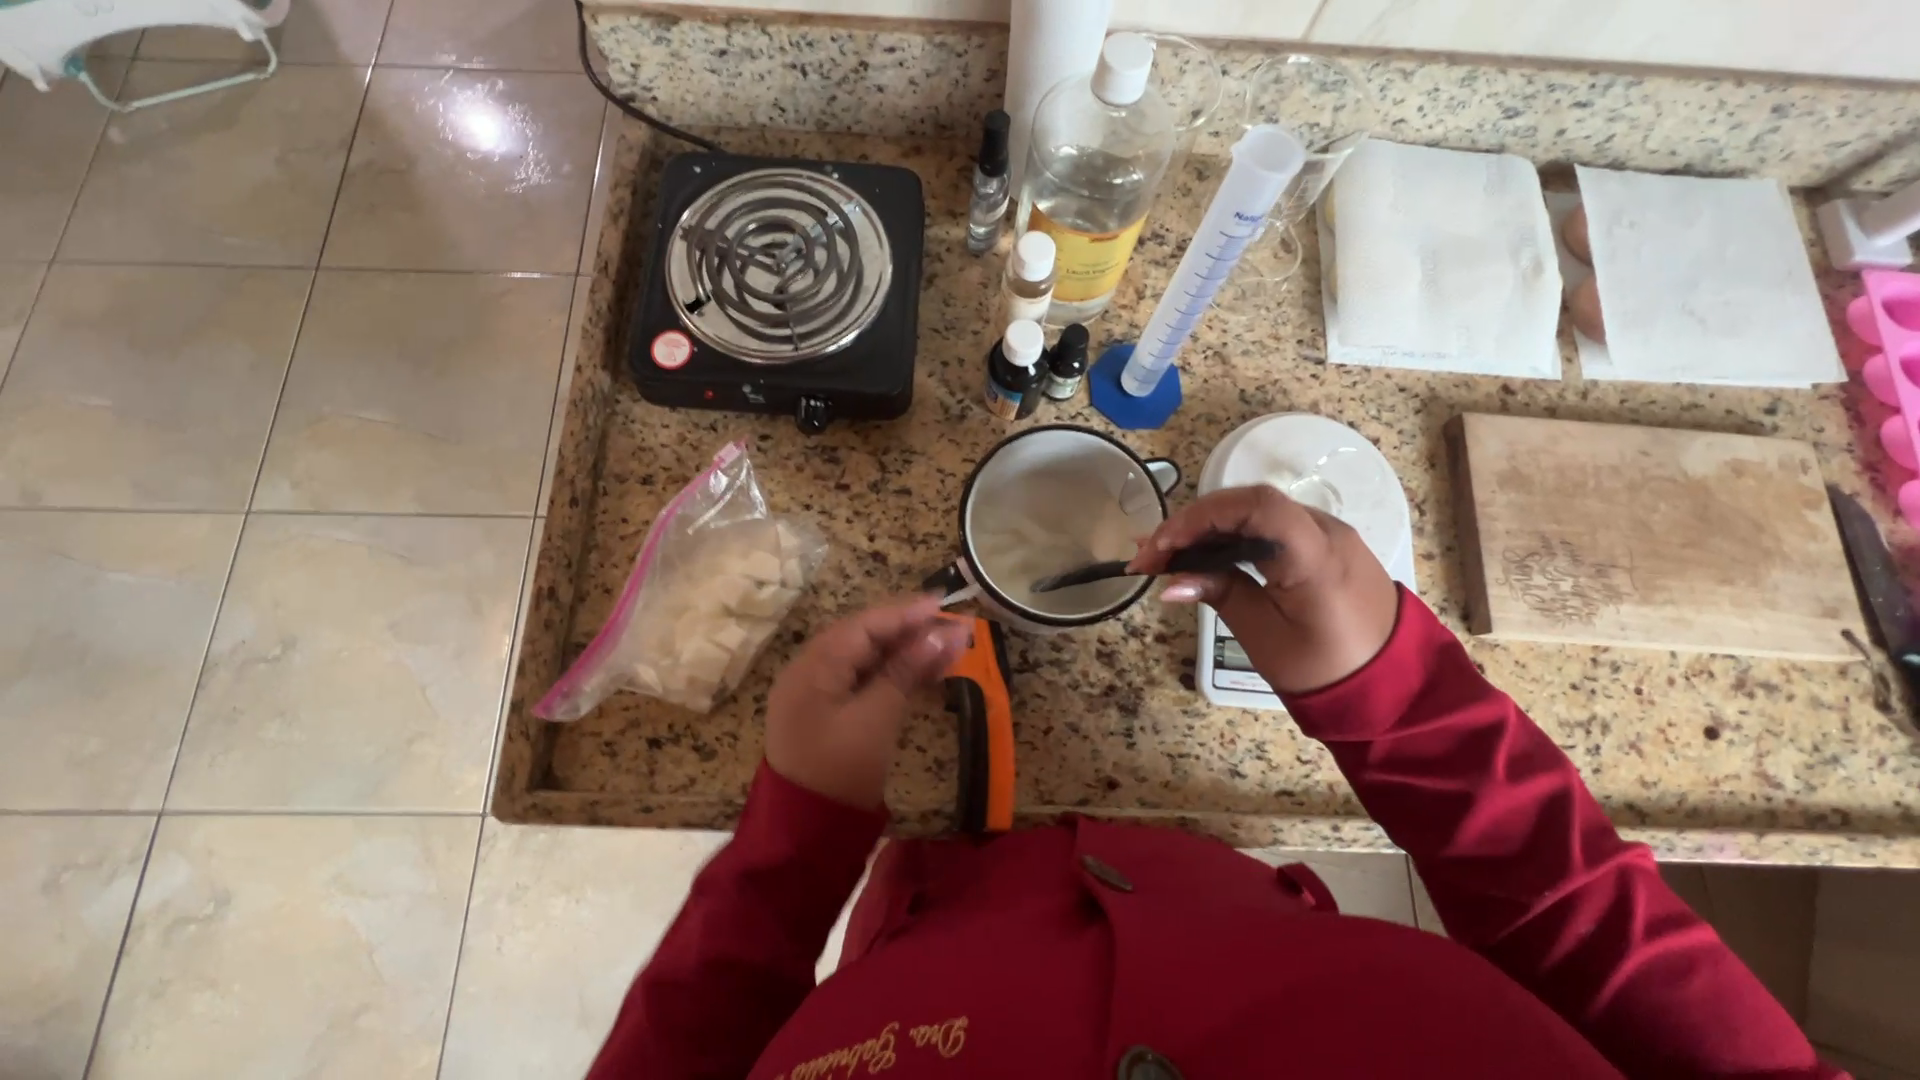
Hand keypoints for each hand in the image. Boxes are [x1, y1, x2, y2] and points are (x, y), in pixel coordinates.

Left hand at [765, 594, 971, 810]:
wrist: (805, 832)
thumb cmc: (841, 770)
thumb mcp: (877, 717)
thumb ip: (907, 670)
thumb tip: (945, 634)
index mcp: (813, 665)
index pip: (864, 626)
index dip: (906, 614)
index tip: (944, 605)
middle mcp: (809, 670)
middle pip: (862, 637)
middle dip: (907, 630)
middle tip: (951, 626)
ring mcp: (815, 692)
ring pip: (863, 659)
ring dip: (902, 652)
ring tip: (945, 646)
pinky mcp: (824, 713)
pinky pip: (860, 680)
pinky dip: (890, 674)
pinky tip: (920, 672)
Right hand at [1128, 486, 1399, 693]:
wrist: (1391, 682)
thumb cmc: (1324, 667)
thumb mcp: (1264, 634)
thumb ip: (1219, 593)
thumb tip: (1169, 582)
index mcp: (1315, 556)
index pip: (1255, 507)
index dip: (1200, 517)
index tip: (1162, 546)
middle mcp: (1326, 530)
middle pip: (1247, 504)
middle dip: (1191, 523)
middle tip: (1148, 555)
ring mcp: (1328, 533)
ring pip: (1255, 512)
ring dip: (1206, 528)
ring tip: (1162, 553)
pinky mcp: (1324, 543)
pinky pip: (1270, 526)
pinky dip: (1230, 535)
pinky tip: (1199, 550)